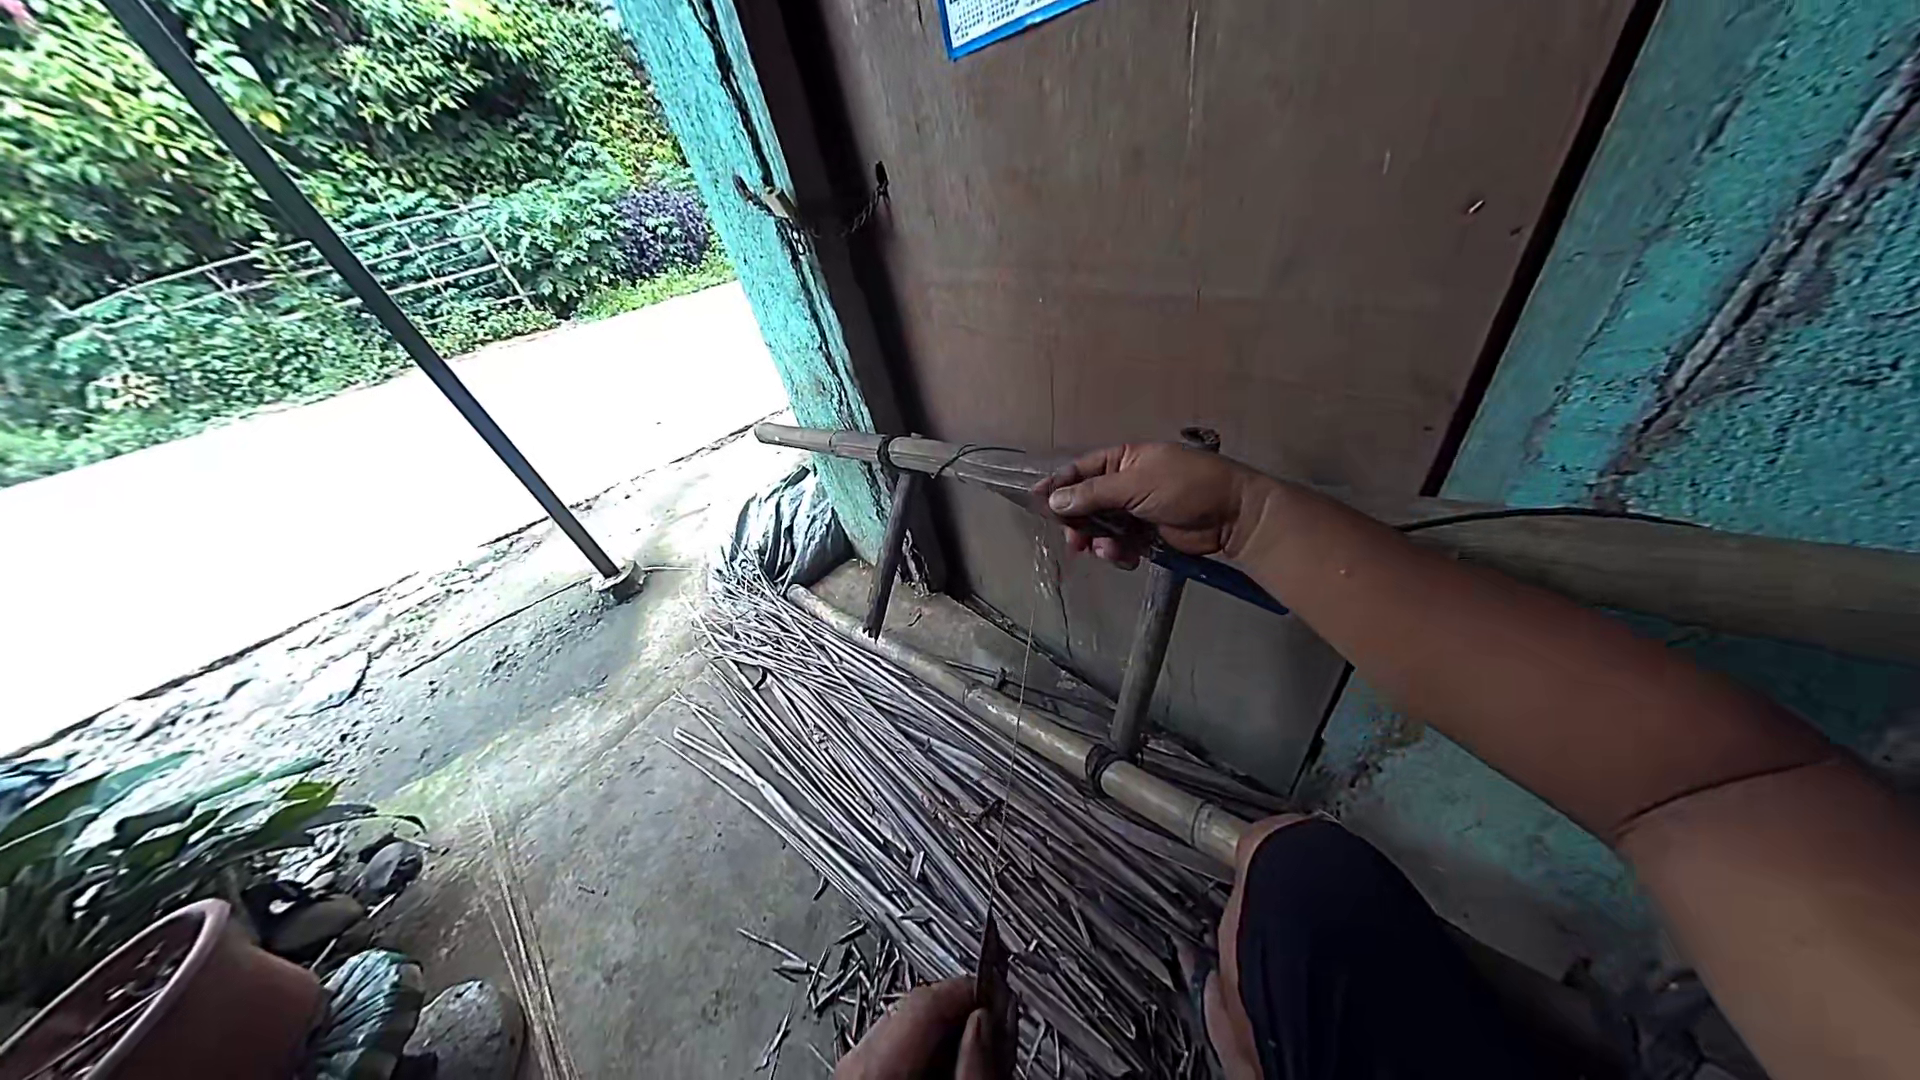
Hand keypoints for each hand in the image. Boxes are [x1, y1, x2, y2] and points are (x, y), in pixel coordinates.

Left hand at [834, 978, 993, 1078]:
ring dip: (942, 1032)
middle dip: (958, 1012)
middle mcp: (853, 1060)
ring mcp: (848, 1070)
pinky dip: (920, 1052)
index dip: (969, 989)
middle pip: (916, 1008)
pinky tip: (942, 1068)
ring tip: (973, 1051)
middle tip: (993, 1028)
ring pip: (904, 1027)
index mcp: (872, 1063)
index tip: (998, 993)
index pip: (927, 998)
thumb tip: (986, 1020)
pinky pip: (890, 1050)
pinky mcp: (854, 1079)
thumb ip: (974, 1065)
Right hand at [1031, 443, 1279, 567]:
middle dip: (1077, 521)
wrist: (1233, 516)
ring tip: (1105, 551)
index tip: (1036, 500)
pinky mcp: (1145, 535)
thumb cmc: (1186, 487)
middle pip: (1086, 502)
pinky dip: (1118, 552)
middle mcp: (1125, 483)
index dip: (1059, 485)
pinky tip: (1126, 557)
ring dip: (1098, 541)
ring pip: (1100, 528)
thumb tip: (1053, 498)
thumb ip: (1093, 492)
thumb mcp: (1136, 484)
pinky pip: (1119, 544)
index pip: (1081, 470)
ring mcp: (1135, 510)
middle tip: (1074, 539)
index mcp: (1124, 459)